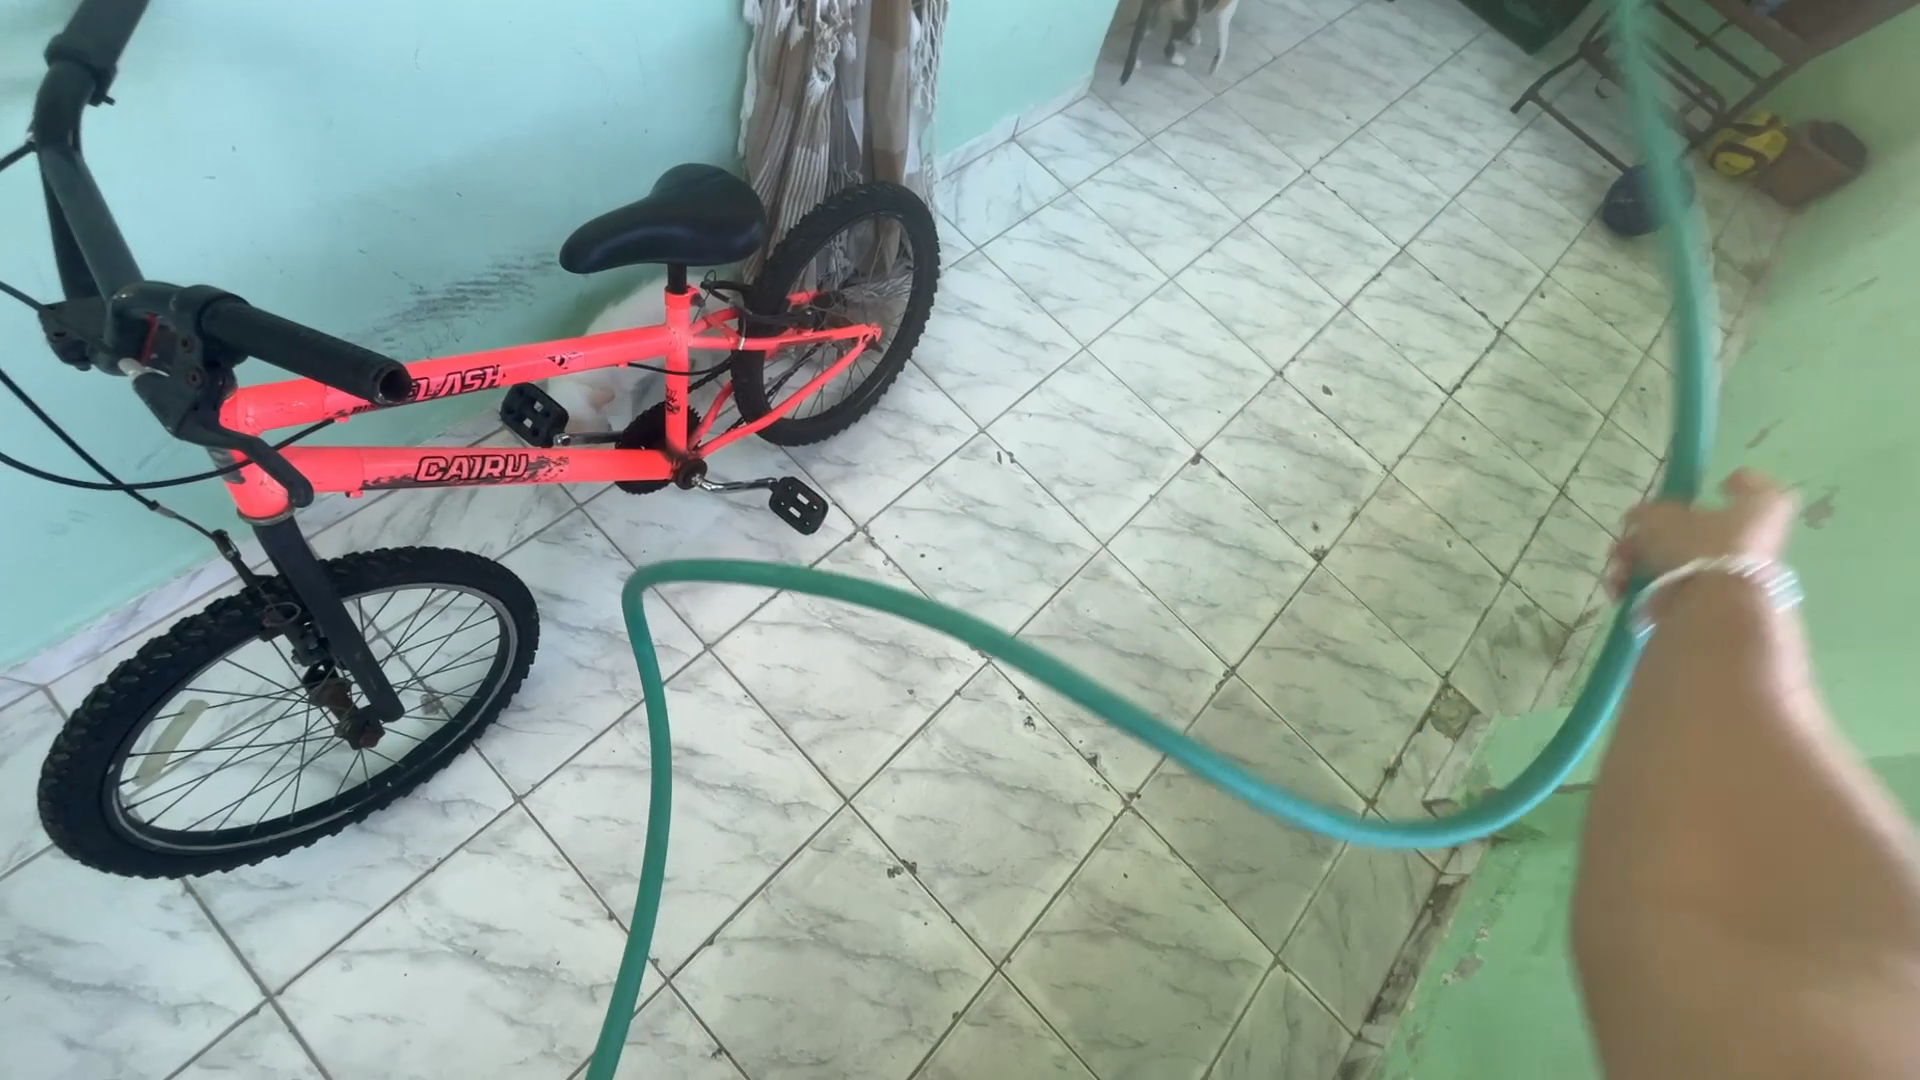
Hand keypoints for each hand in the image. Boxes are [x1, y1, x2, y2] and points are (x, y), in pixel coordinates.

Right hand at [1607, 468, 1796, 597]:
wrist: (1713, 604)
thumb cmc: (1698, 546)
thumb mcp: (1662, 517)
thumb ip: (1649, 511)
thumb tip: (1640, 515)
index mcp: (1757, 510)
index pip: (1754, 488)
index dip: (1736, 484)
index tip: (1714, 484)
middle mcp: (1752, 538)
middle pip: (1697, 529)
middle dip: (1650, 535)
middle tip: (1625, 541)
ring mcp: (1732, 571)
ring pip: (1674, 558)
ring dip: (1636, 562)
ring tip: (1617, 571)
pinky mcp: (1711, 597)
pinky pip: (1669, 584)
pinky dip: (1640, 585)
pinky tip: (1620, 588)